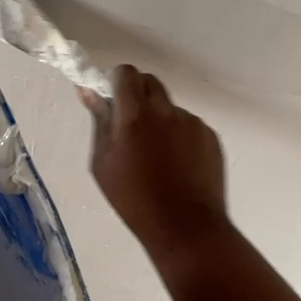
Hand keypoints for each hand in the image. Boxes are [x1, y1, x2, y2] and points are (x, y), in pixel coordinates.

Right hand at [80, 65, 229, 256]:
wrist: (186, 227)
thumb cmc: (134, 200)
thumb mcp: (102, 163)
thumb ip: (99, 122)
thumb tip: (90, 92)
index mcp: (135, 116)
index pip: (126, 73)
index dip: (118, 82)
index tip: (115, 102)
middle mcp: (166, 111)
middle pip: (150, 82)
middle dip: (138, 95)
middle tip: (132, 127)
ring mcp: (192, 122)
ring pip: (170, 107)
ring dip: (160, 119)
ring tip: (158, 157)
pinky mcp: (210, 136)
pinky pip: (189, 125)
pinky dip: (180, 137)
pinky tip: (178, 166)